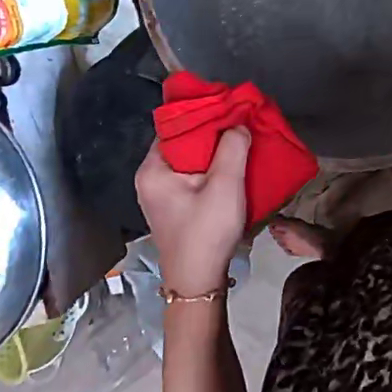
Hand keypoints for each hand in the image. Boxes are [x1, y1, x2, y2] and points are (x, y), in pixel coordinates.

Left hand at [135, 129, 250, 296]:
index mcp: (152, 169)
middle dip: (212, 132)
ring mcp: (161, 194)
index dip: (202, 113)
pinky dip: (211, 168)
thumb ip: (232, 147)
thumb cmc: (206, 232)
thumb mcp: (224, 185)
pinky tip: (233, 165)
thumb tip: (237, 123)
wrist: (200, 285)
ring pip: (190, 159)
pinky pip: (193, 175)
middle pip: (183, 141)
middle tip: (239, 122)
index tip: (228, 106)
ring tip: (240, 139)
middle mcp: (151, 177)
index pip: (175, 125)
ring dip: (215, 151)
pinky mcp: (175, 206)